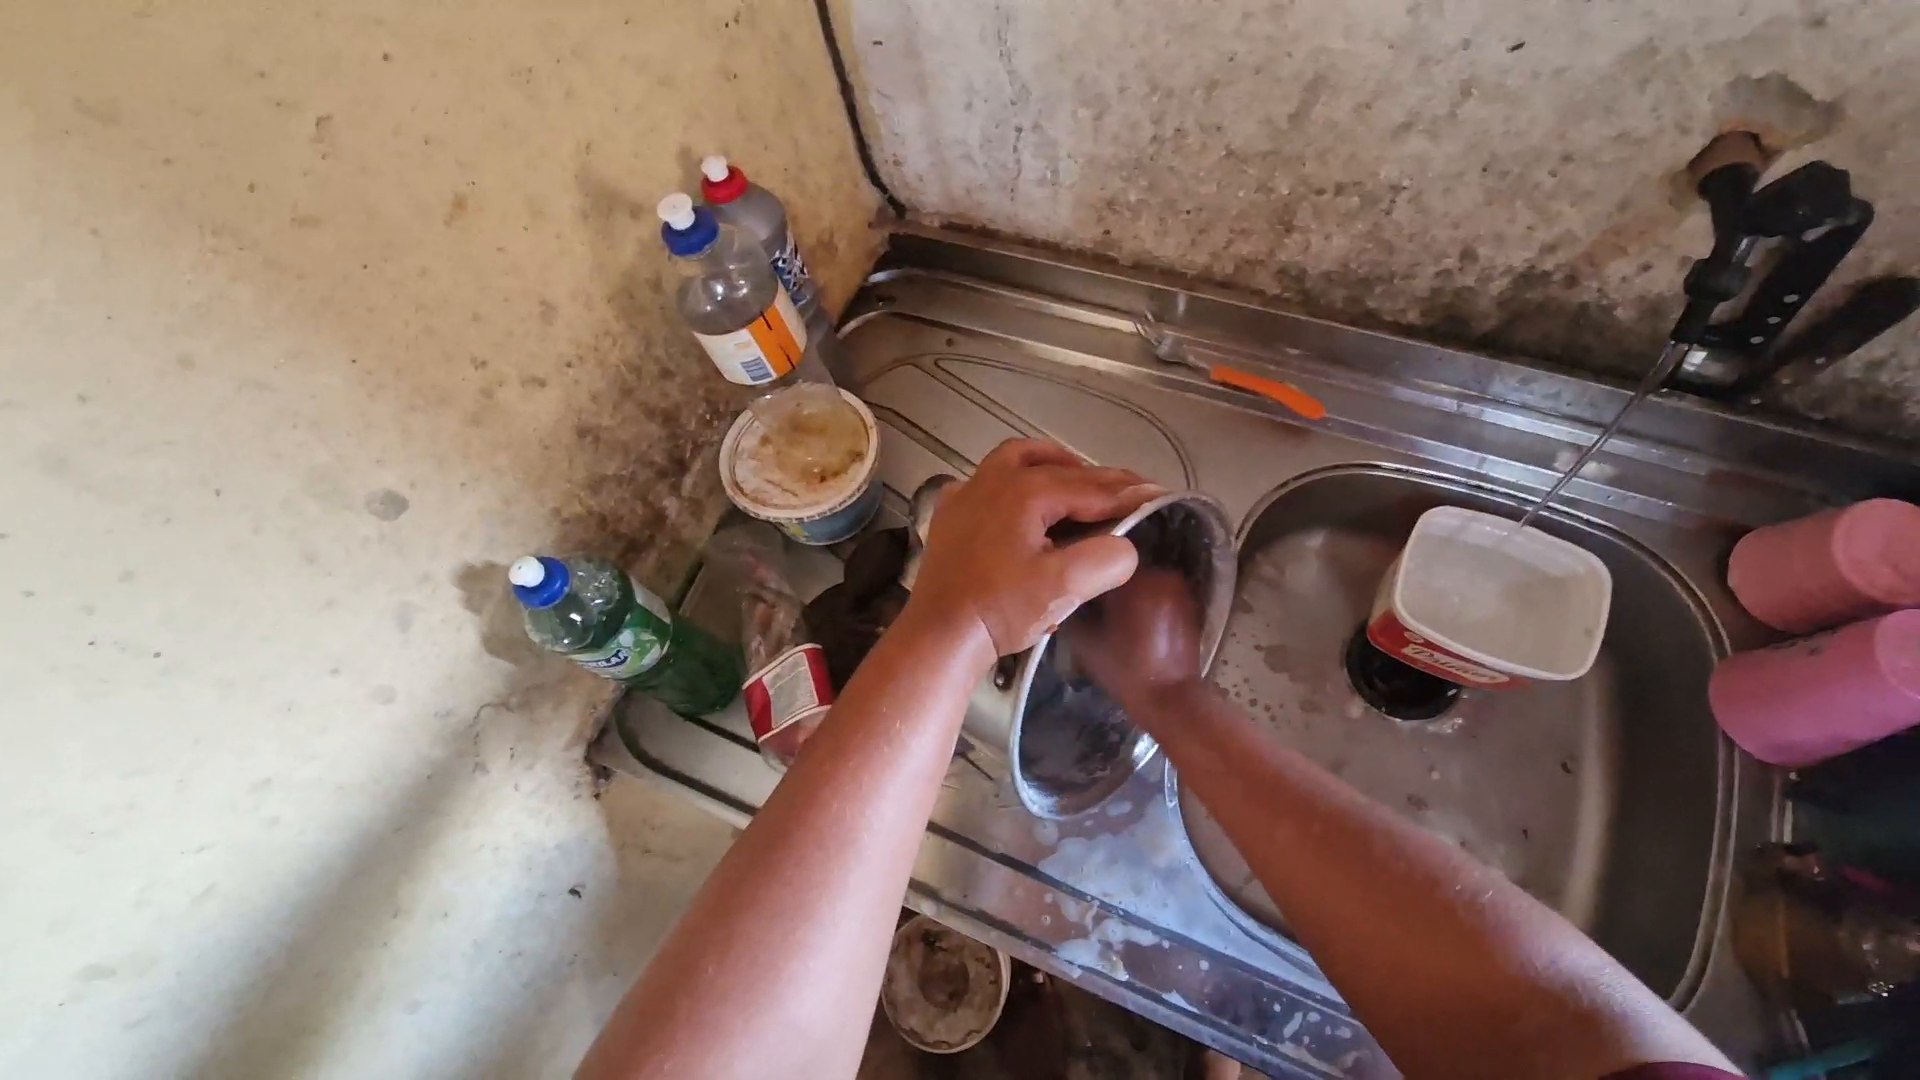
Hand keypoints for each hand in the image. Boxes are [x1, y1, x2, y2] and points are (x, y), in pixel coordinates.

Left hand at [906, 439, 1163, 658]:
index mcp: (1026, 491)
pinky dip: (1013, 480)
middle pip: (1057, 468)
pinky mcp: (951, 515)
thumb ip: (1105, 559)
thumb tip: (1124, 547)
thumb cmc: (1001, 608)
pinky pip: (987, 480)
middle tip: (1128, 490)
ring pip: (1017, 459)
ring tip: (1079, 478)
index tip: (1158, 494)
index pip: (1089, 488)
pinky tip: (1021, 499)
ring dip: (1053, 464)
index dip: (1127, 493)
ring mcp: (967, 494)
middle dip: (1097, 478)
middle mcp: (994, 479)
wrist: (940, 633)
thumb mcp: (1063, 587)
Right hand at [1062, 566, 1203, 722]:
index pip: (1100, 560)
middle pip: (1122, 567)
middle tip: (1091, 599)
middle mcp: (1160, 574)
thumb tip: (1063, 591)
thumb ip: (1072, 609)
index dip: (1084, 572)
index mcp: (1133, 579)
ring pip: (1141, 578)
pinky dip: (1145, 599)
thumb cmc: (1124, 669)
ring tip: (1112, 610)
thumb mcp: (1085, 640)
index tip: (1074, 586)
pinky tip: (1133, 618)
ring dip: (1127, 589)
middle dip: (1107, 580)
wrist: (1171, 698)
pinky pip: (1158, 590)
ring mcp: (1178, 587)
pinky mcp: (1189, 601)